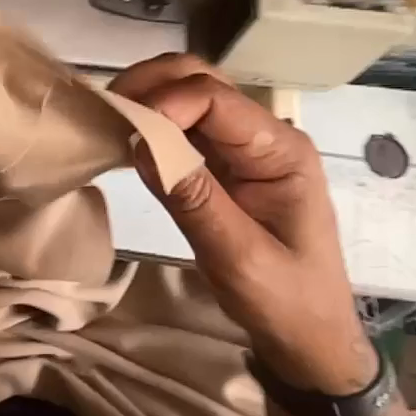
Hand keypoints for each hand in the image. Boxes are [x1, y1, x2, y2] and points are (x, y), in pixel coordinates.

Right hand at [110, 54, 375, 393]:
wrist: (308, 337)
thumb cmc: (285, 301)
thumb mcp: (239, 258)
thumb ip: (193, 199)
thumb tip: (140, 145)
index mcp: (280, 150)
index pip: (214, 98)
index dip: (165, 104)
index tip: (127, 134)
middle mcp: (263, 134)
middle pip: (200, 78)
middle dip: (149, 85)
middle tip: (106, 113)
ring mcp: (242, 145)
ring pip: (187, 92)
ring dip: (146, 98)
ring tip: (110, 123)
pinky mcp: (222, 160)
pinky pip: (181, 123)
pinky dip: (149, 121)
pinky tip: (126, 140)